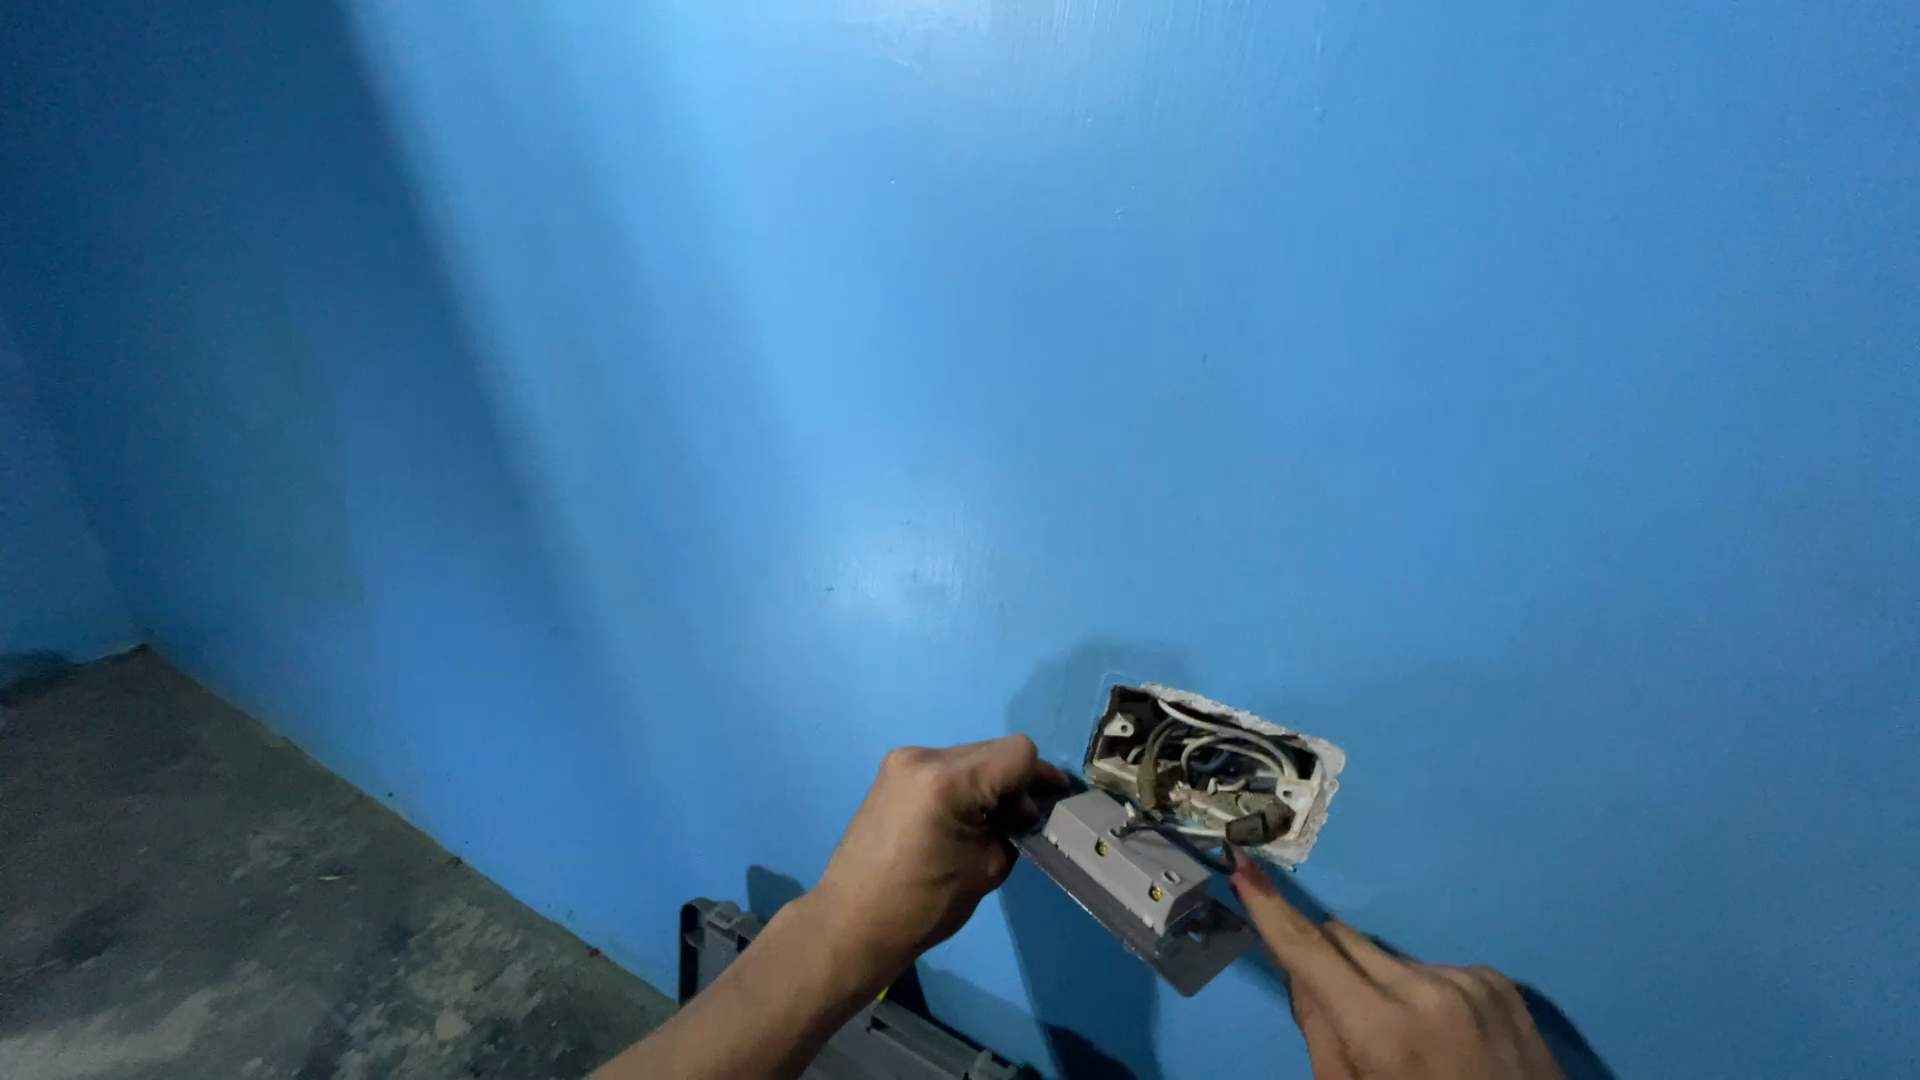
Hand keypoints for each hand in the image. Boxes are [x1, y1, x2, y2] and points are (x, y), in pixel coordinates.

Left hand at [809, 736, 1067, 987]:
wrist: (852, 921)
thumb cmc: (924, 906)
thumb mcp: (988, 868)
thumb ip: (1013, 826)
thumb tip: (1024, 806)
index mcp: (949, 781)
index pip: (1018, 752)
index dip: (1040, 776)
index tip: (1047, 804)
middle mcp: (925, 757)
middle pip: (993, 750)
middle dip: (1014, 780)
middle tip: (1021, 820)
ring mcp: (904, 759)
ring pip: (969, 755)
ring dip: (988, 781)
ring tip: (989, 821)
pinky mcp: (892, 770)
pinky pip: (944, 764)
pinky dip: (963, 783)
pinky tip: (960, 816)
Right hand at [1232, 855, 1562, 1078]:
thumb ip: (1319, 1032)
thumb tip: (1300, 968)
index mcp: (1387, 1033)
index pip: (1309, 951)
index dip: (1270, 909)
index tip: (1242, 865)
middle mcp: (1428, 991)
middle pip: (1342, 940)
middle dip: (1329, 964)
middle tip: (1344, 1015)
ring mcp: (1470, 982)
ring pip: (1386, 956)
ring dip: (1382, 984)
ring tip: (1417, 1042)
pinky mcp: (1500, 983)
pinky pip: (1432, 968)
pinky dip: (1425, 993)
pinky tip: (1453, 1039)